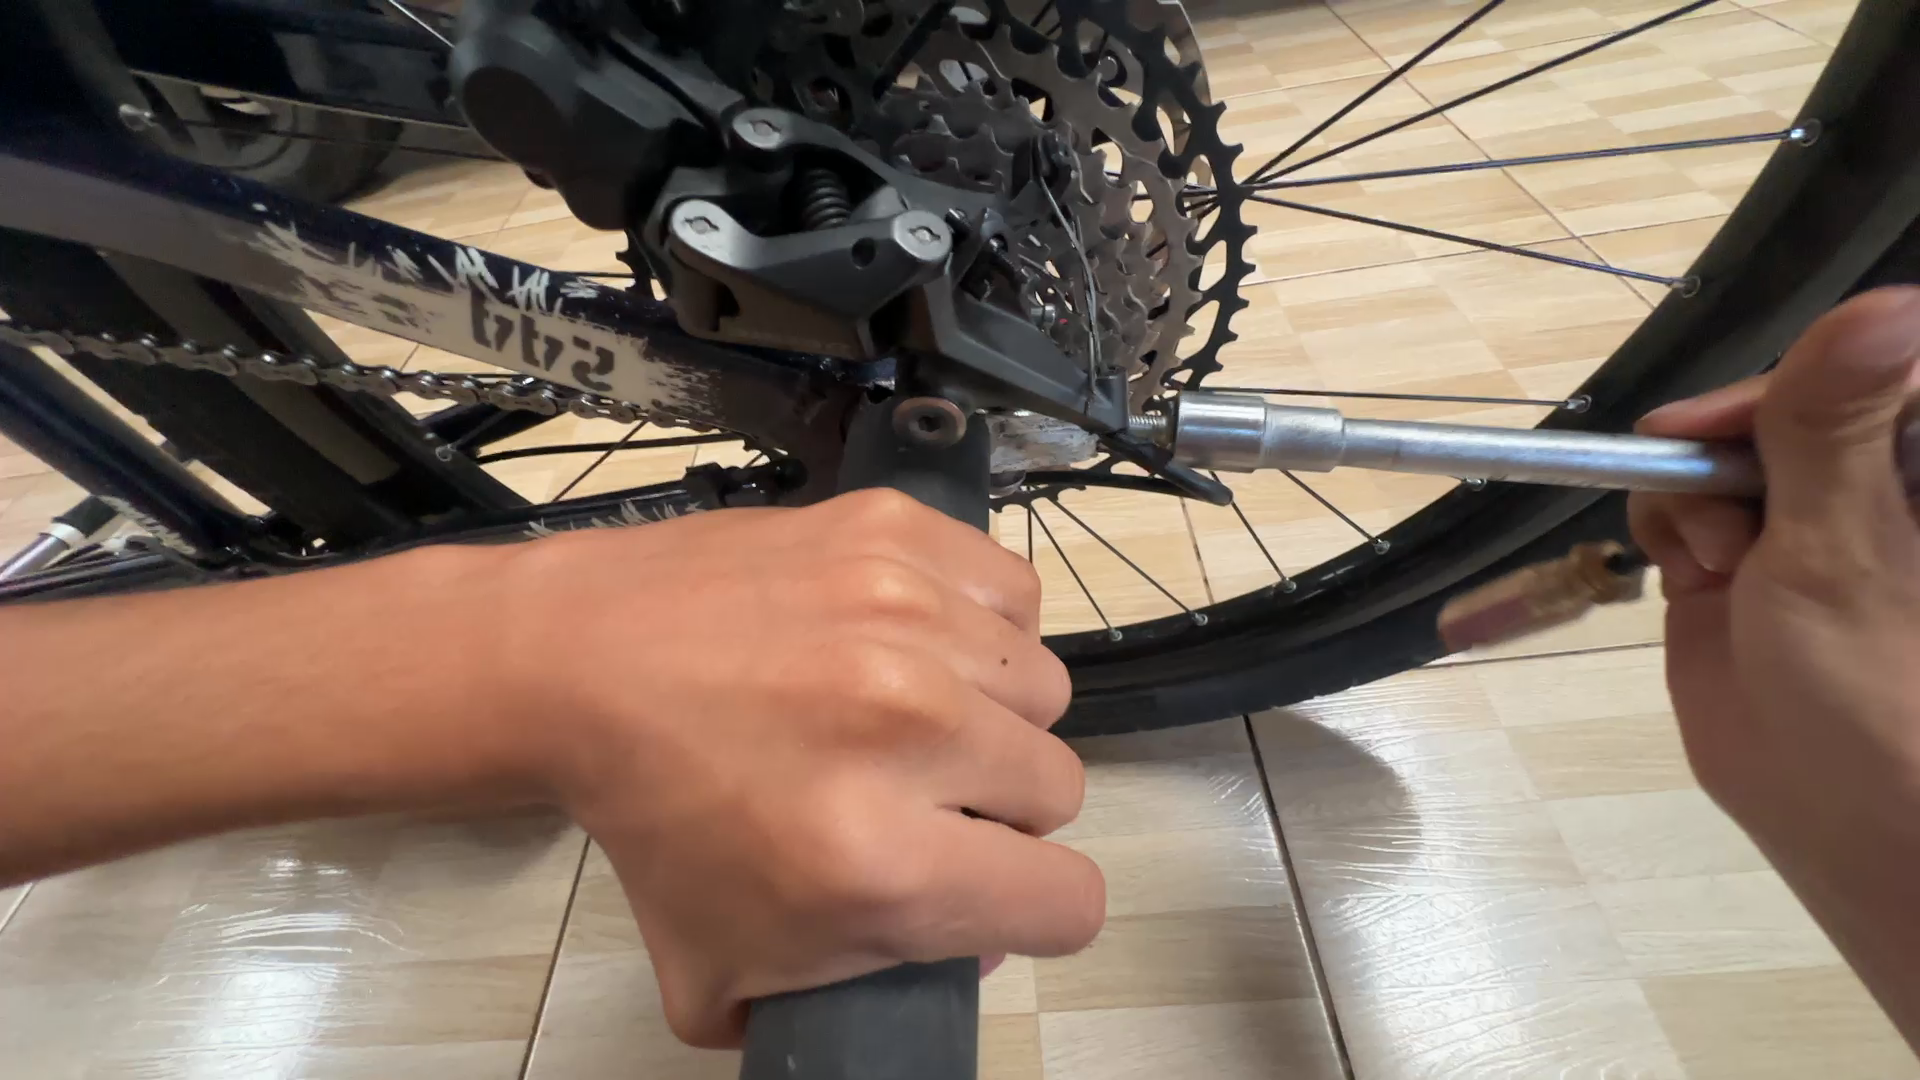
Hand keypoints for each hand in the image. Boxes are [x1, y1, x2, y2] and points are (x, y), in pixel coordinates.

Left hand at [506, 489, 1102, 1047]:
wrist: (584, 659)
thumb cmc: (656, 814)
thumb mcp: (734, 965)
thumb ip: (869, 986)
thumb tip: (983, 932)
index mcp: (876, 861)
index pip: (1066, 901)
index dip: (1037, 905)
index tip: (995, 879)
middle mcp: (913, 726)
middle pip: (1057, 784)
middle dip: (1003, 803)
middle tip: (928, 786)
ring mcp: (910, 612)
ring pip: (1041, 685)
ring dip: (992, 708)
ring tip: (916, 702)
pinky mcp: (898, 532)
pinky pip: (1011, 591)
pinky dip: (983, 621)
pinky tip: (923, 635)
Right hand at [1629, 286, 1919, 1045]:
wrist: (1839, 809)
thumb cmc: (1878, 688)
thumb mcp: (1850, 553)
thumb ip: (1838, 434)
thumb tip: (1877, 308)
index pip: (1868, 369)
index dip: (1787, 384)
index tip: (1712, 430)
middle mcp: (1876, 480)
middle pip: (1776, 409)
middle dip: (1723, 454)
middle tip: (1718, 526)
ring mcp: (1807, 517)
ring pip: (1713, 456)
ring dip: (1688, 500)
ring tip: (1713, 566)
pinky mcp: (1744, 553)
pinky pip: (1680, 502)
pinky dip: (1667, 526)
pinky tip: (1692, 572)